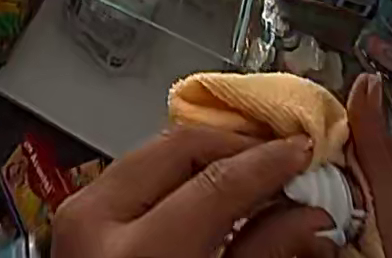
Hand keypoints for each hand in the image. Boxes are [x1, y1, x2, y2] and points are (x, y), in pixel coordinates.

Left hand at [53, 126, 335, 257]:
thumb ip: (261, 257)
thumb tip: (312, 217)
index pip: (214, 184)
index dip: (266, 163)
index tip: (302, 151)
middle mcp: (95, 220)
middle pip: (183, 146)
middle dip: (239, 145)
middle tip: (282, 156)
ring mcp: (80, 211)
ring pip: (159, 148)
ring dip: (211, 152)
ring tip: (253, 167)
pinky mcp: (80, 210)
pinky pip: (140, 167)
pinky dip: (181, 168)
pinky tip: (213, 179)